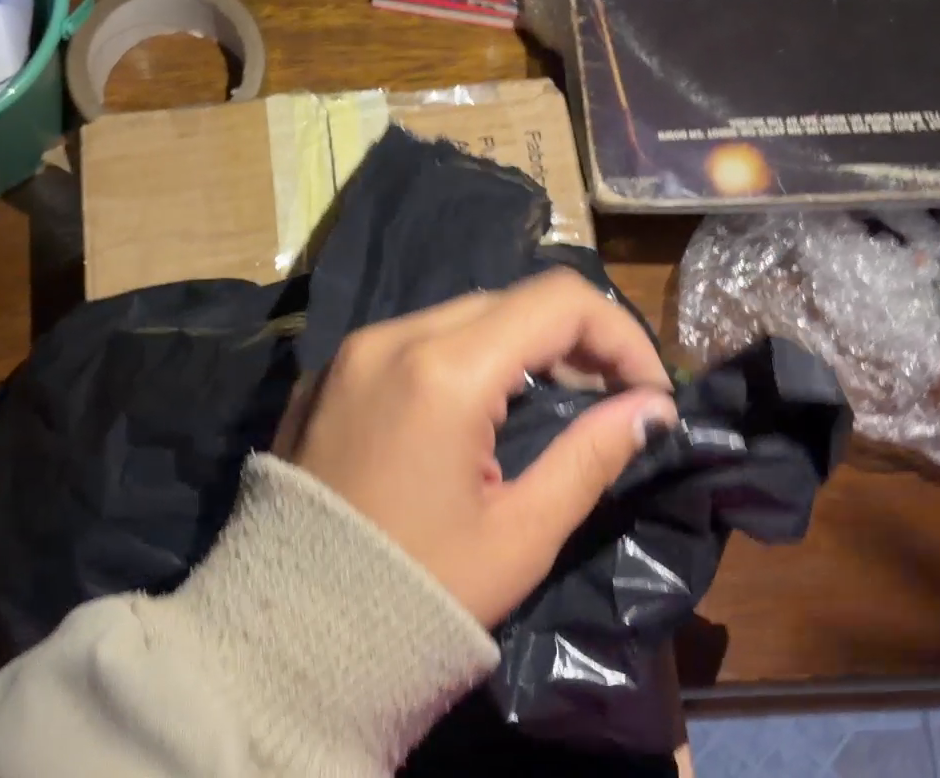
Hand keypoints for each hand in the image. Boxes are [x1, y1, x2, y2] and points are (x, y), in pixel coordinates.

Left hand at [291, 269, 677, 625]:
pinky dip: (460, 357)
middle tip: (607, 397)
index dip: (619, 334)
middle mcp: (390, 338)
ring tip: (549, 404)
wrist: (288, 638)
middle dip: (572, 339)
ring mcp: (350, 352)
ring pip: (458, 315)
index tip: (647, 392)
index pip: (557, 301)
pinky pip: (410, 340)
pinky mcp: (326, 374)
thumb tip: (650, 408)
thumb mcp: (520, 534)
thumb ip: (590, 455)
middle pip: (507, 300)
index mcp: (442, 370)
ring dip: (516, 345)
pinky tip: (474, 411)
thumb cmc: (418, 596)